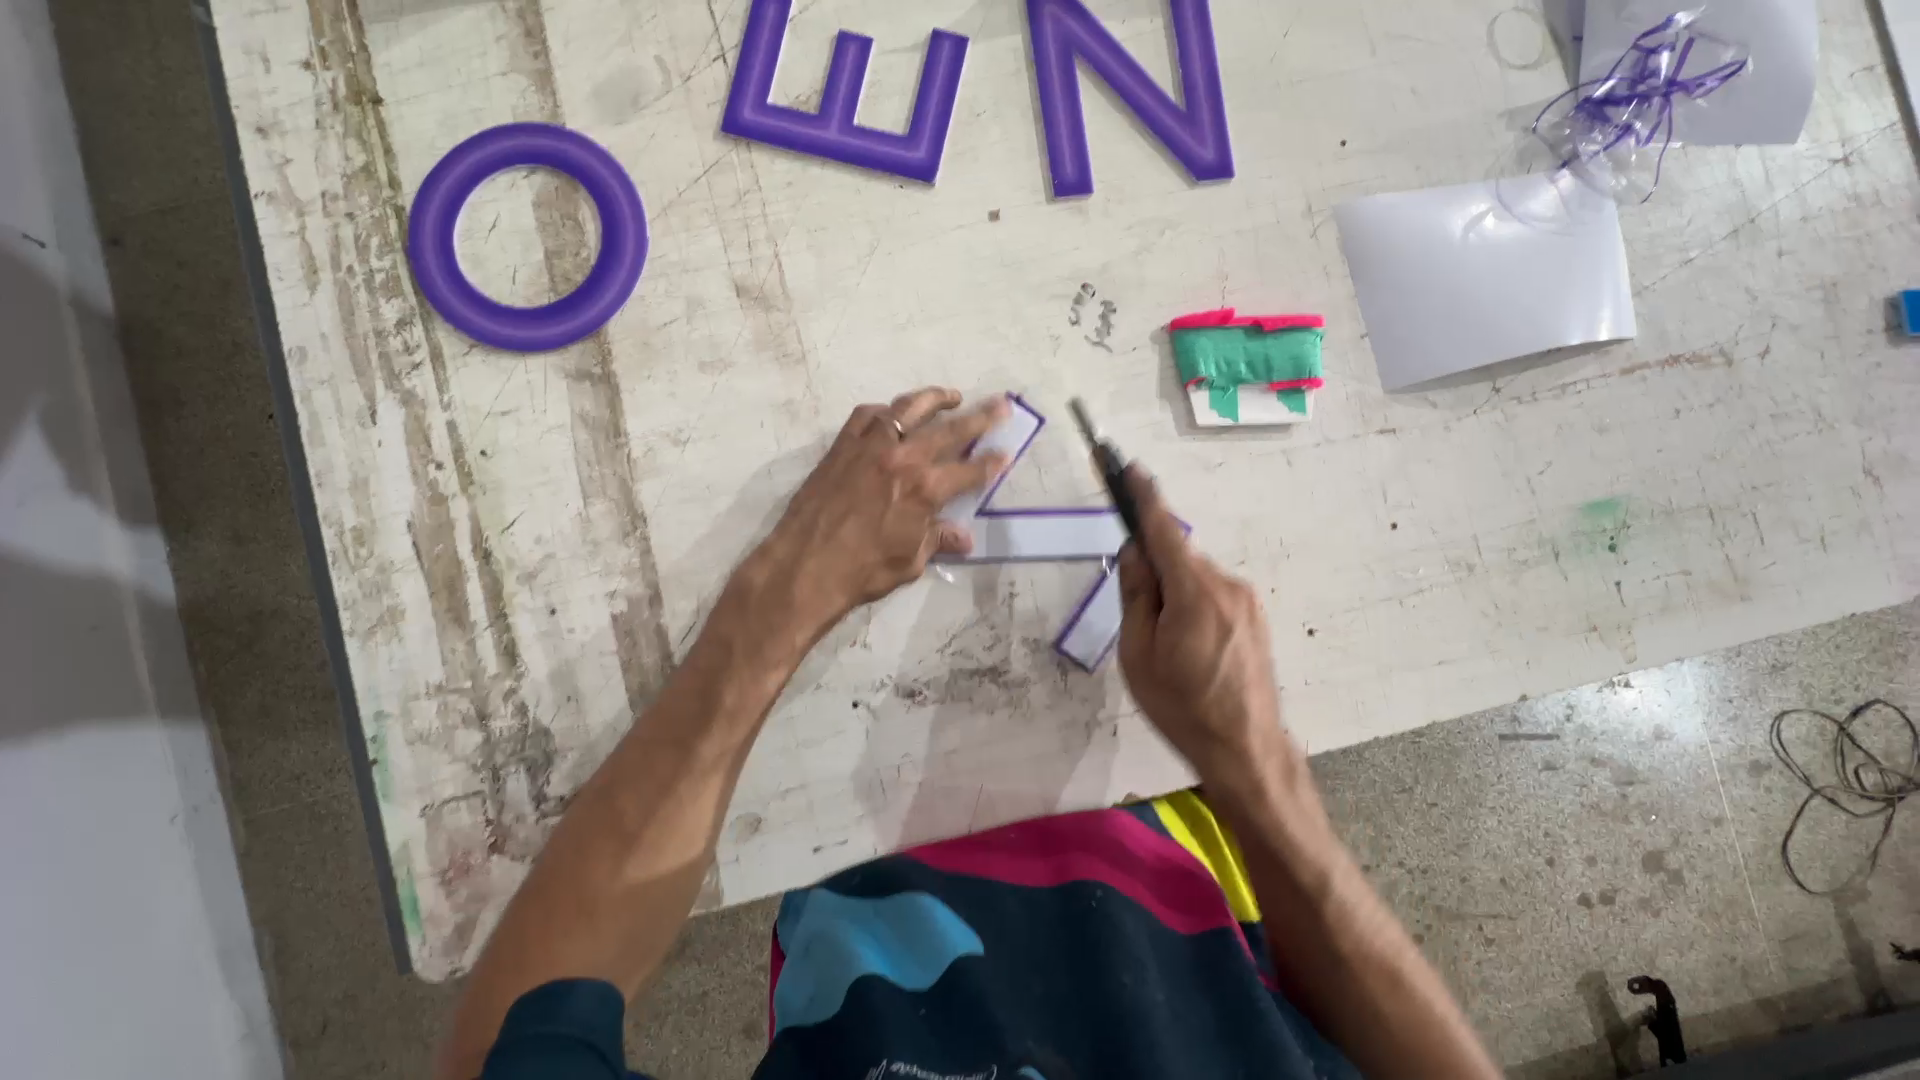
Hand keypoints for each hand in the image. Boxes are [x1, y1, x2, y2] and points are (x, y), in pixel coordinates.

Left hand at [750, 388, 1008, 632]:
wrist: (804, 566)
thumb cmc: (862, 571)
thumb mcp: (910, 561)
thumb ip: (937, 540)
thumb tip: (963, 537)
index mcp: (925, 488)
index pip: (970, 470)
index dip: (991, 463)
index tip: (1006, 452)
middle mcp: (901, 457)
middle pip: (950, 429)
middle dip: (981, 417)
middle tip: (1001, 404)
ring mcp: (869, 446)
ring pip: (908, 408)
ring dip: (933, 399)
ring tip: (950, 396)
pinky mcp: (842, 446)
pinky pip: (868, 416)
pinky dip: (886, 411)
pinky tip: (893, 414)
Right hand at [1116, 467, 1292, 794]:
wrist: (1245, 748)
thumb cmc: (1180, 706)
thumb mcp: (1137, 655)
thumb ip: (1136, 595)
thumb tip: (1135, 552)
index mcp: (1193, 592)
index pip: (1163, 530)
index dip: (1144, 497)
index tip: (1130, 467)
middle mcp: (1226, 585)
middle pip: (1178, 558)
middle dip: (1154, 573)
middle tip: (1141, 625)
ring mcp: (1247, 601)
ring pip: (1195, 579)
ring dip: (1175, 596)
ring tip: (1170, 651)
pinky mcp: (1256, 617)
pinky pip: (1213, 595)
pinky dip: (1193, 608)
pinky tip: (1192, 652)